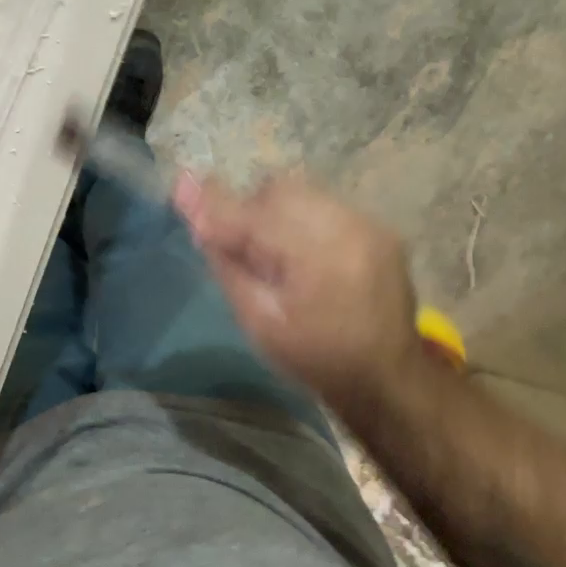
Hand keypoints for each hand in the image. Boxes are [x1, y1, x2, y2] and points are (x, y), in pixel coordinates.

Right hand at [174, 174, 421, 397]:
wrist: (387, 377)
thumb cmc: (313, 357)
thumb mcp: (257, 320)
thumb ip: (225, 260)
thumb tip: (191, 212)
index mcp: (319, 258)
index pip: (253, 215)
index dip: (214, 205)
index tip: (179, 189)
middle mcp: (348, 227)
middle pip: (277, 191)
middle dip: (249, 210)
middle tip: (241, 248)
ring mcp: (368, 223)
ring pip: (300, 191)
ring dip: (274, 212)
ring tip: (275, 253)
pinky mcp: (377, 226)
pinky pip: (323, 202)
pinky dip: (300, 218)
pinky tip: (302, 253)